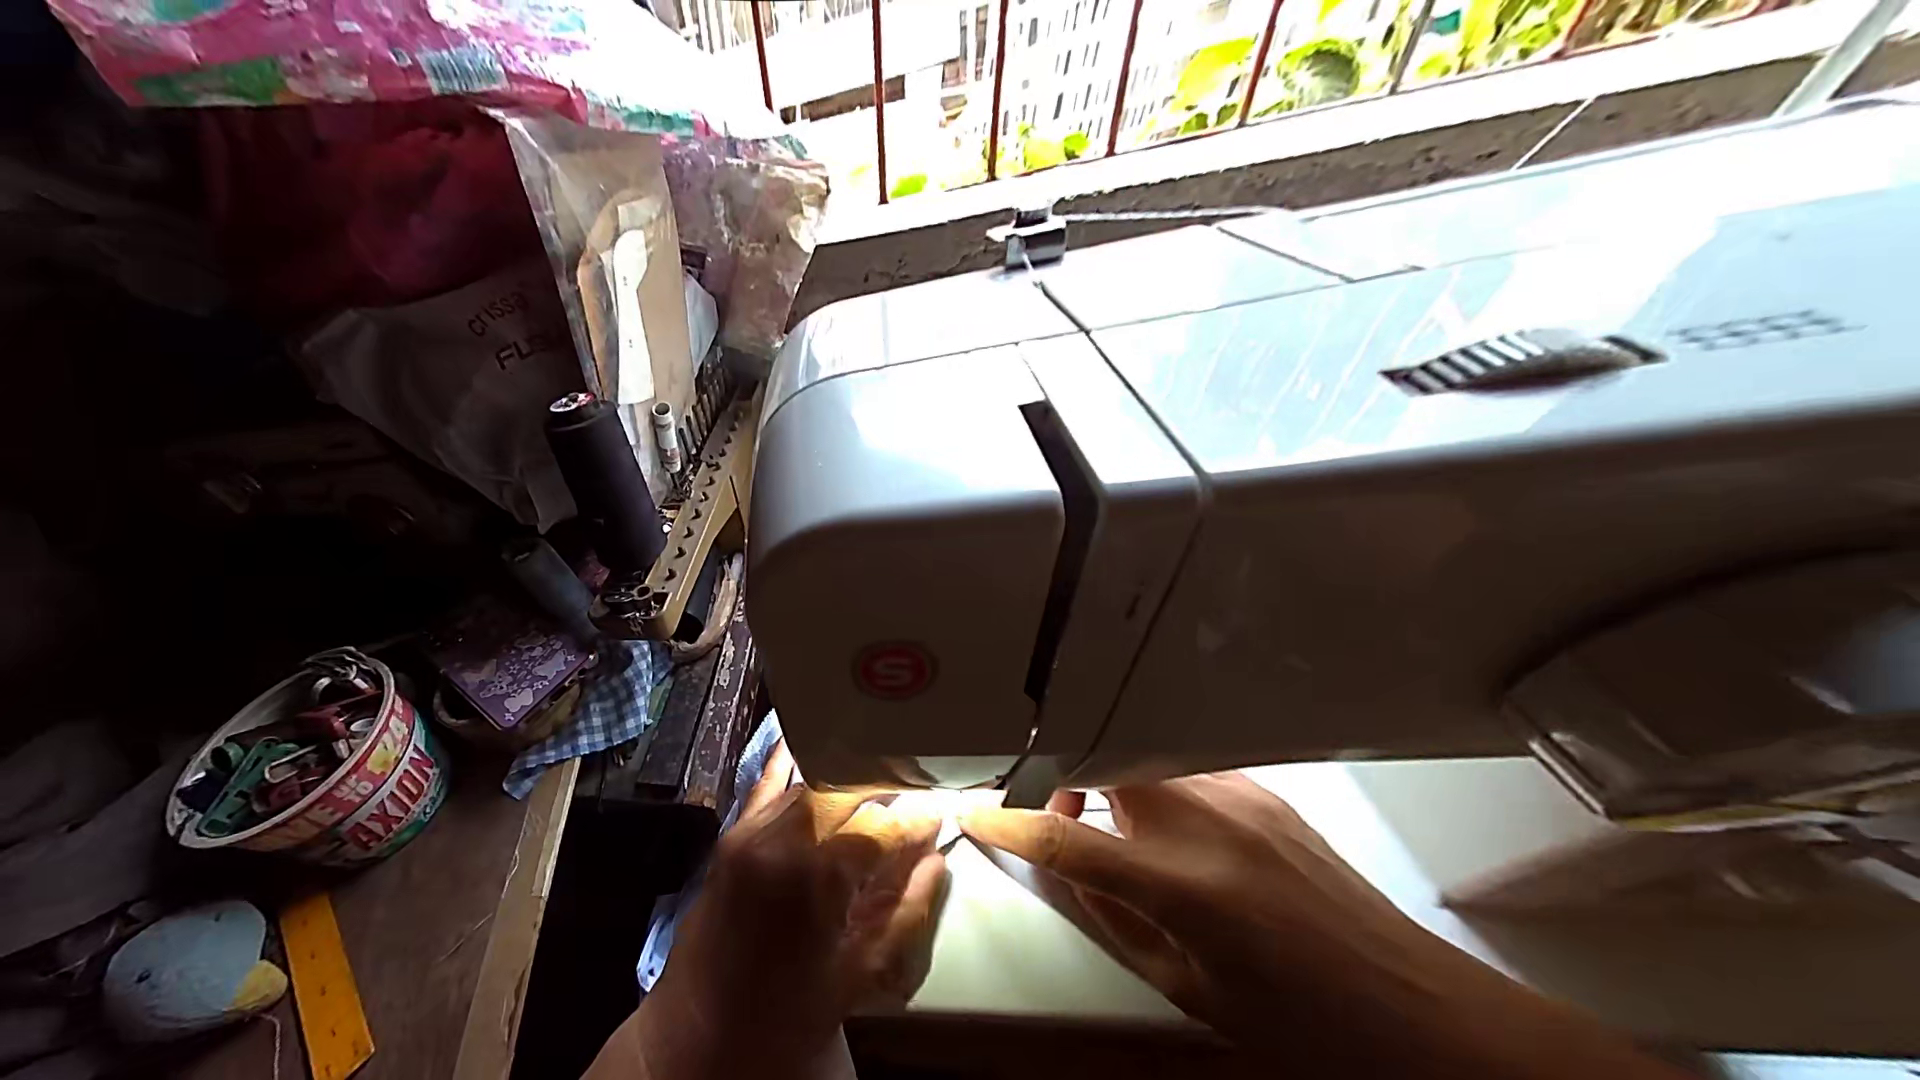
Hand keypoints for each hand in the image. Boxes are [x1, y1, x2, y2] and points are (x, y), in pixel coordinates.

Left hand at [588, 741, 946, 1079]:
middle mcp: (786, 839)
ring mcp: (752, 833)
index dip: (918, 820)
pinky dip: (792, 766)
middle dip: (886, 792)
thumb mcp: (860, 974)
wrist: (695, 1040)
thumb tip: (934, 858)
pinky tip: (812, 745)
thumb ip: (907, 910)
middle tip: (908, 803)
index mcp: (821, 876)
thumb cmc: (786, 1016)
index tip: (938, 816)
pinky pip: (766, 786)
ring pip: (814, 783)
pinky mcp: (731, 836)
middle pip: (850, 790)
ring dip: (848, 784)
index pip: (885, 825)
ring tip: (874, 788)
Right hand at [961, 773, 1695, 1079]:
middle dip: (1069, 780)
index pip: (1070, 837)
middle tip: (1063, 817)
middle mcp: (1210, 820)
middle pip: (1108, 763)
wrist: (1414, 1008)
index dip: (1012, 822)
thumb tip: (1062, 864)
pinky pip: (1187, 769)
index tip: (978, 811)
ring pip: (1145, 758)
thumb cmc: (1296, 1021)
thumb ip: (1113, 916)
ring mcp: (1242, 794)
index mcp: (1186, 885)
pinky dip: (1157, 788)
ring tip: (1116, 825)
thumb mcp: (1186, 986)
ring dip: (1114, 781)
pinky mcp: (1265, 788)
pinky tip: (1173, 829)